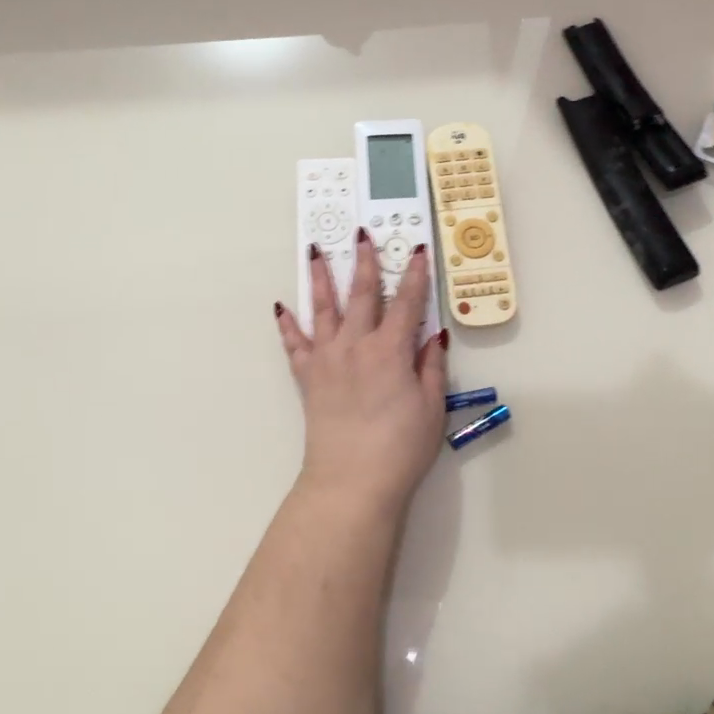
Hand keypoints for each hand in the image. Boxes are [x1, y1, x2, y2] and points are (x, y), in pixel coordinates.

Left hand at [276, 228, 448, 510]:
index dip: (414, 275)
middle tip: (362, 233)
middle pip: (362, 294)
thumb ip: (430, 368)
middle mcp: (356, 345)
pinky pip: (295, 345)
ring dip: (321, 278)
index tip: (417, 249)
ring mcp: (327, 359)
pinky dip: (288, 325)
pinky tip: (281, 308)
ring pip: (323, 309)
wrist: (352, 480)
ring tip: (315, 251)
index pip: (407, 303)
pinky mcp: (308, 378)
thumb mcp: (431, 407)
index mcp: (391, 350)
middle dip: (364, 261)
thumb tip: (432, 336)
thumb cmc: (400, 448)